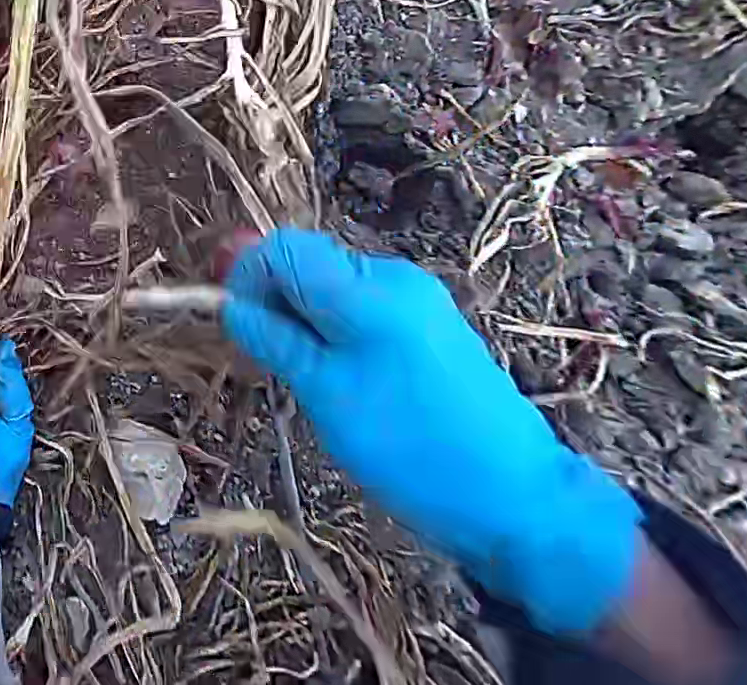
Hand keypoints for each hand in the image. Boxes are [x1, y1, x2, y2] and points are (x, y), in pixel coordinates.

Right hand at [222, 230, 640, 633]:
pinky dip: (330, 322)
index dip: (248, 273)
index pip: (286, 246)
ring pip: (329, 281)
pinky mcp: (424, 315)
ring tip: (302, 368)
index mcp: (369, 290)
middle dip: (274, 296)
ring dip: (300, 312)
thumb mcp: (327, 395)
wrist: (518, 500)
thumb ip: (275, 338)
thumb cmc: (410, 451)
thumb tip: (227, 304)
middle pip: (308, 259)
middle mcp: (392, 275)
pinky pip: (357, 300)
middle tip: (265, 352)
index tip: (237, 320)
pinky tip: (334, 366)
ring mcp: (413, 293)